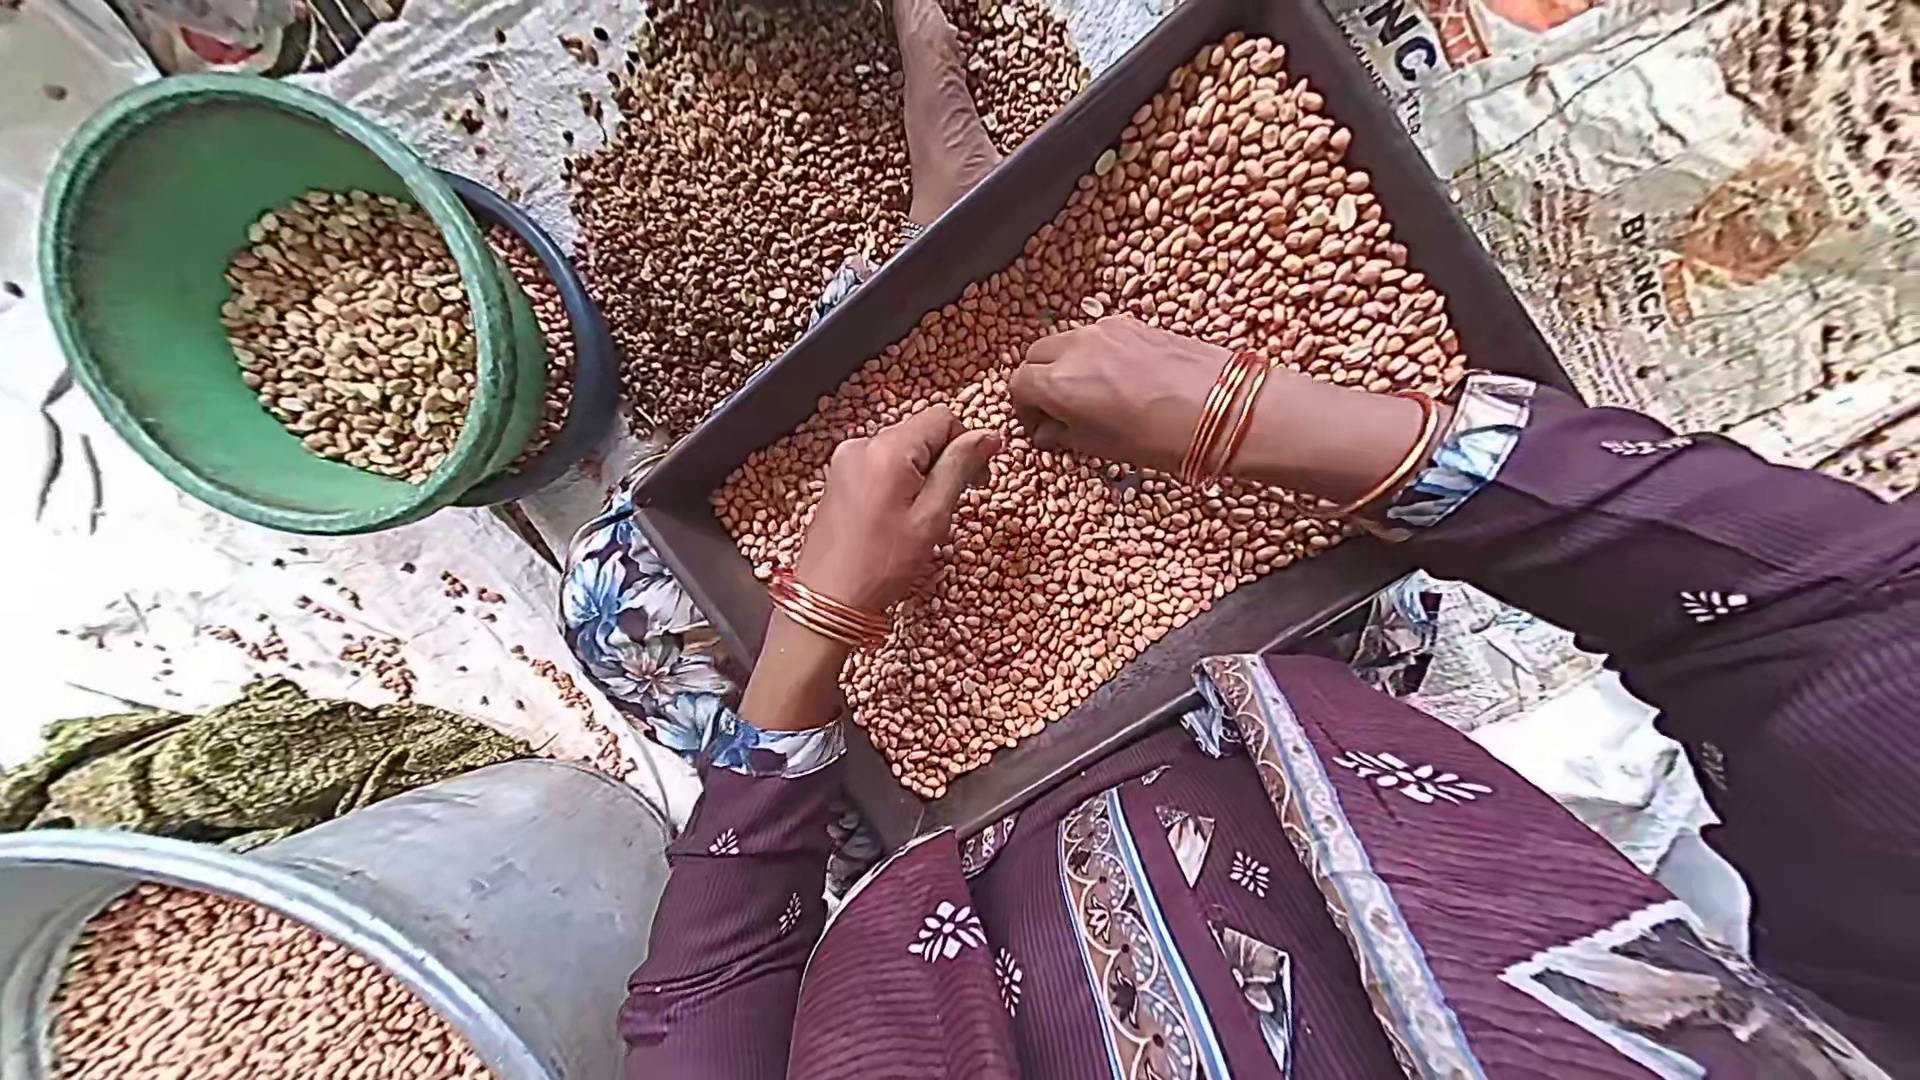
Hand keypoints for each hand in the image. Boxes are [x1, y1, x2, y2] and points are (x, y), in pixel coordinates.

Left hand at [795, 405, 1000, 612]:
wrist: (828, 600)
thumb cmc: (883, 564)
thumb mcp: (932, 517)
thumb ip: (959, 468)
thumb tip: (987, 436)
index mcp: (887, 449)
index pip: (942, 417)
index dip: (968, 442)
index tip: (980, 477)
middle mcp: (861, 445)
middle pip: (920, 432)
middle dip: (946, 460)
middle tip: (955, 503)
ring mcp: (844, 461)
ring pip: (902, 450)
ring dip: (924, 474)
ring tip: (925, 517)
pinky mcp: (838, 479)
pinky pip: (880, 466)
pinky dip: (900, 482)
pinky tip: (901, 517)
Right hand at [1010, 315, 1445, 503]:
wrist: (1232, 409)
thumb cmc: (1165, 438)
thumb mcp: (1105, 447)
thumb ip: (1065, 435)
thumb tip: (1046, 432)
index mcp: (1060, 381)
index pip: (1017, 384)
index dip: (1022, 409)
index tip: (1038, 427)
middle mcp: (1077, 346)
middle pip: (1035, 356)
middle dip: (1036, 382)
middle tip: (1055, 411)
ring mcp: (1107, 329)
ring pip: (1064, 341)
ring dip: (1061, 365)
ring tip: (1085, 396)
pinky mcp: (1135, 322)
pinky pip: (1094, 335)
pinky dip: (1088, 354)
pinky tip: (1112, 379)